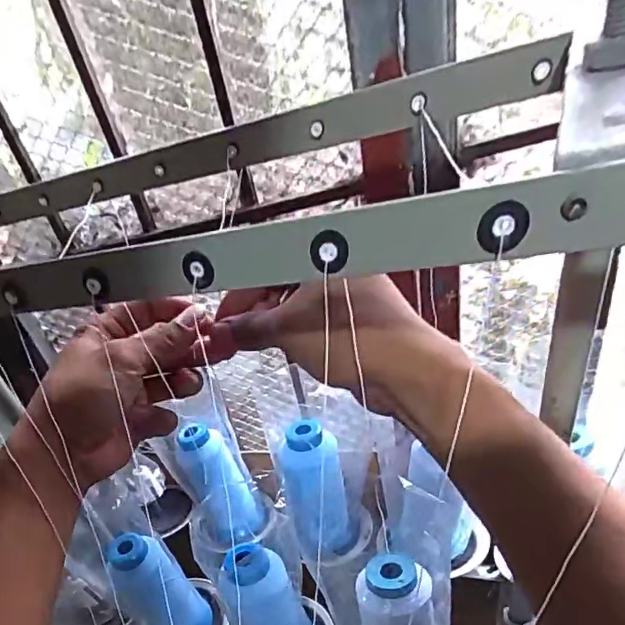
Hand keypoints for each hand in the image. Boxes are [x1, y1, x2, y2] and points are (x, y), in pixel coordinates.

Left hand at [8, 298, 234, 491]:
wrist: (64, 451)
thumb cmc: (78, 397)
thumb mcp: (122, 358)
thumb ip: (161, 339)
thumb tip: (191, 319)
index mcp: (106, 334)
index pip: (145, 312)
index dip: (173, 312)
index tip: (199, 316)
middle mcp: (119, 361)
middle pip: (163, 345)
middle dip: (187, 347)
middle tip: (211, 348)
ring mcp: (128, 391)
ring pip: (167, 379)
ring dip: (181, 380)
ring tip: (188, 383)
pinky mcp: (135, 420)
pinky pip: (161, 414)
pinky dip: (163, 416)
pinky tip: (157, 418)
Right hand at [211, 274, 464, 420]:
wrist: (407, 371)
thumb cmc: (355, 340)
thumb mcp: (290, 331)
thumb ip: (251, 327)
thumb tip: (224, 331)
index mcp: (321, 254)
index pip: (263, 267)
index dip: (237, 297)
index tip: (218, 322)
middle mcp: (335, 265)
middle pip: (278, 285)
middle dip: (254, 314)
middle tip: (232, 339)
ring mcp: (346, 292)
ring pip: (295, 305)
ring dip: (274, 327)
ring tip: (257, 347)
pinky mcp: (354, 317)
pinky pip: (313, 321)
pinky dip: (295, 335)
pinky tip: (288, 351)